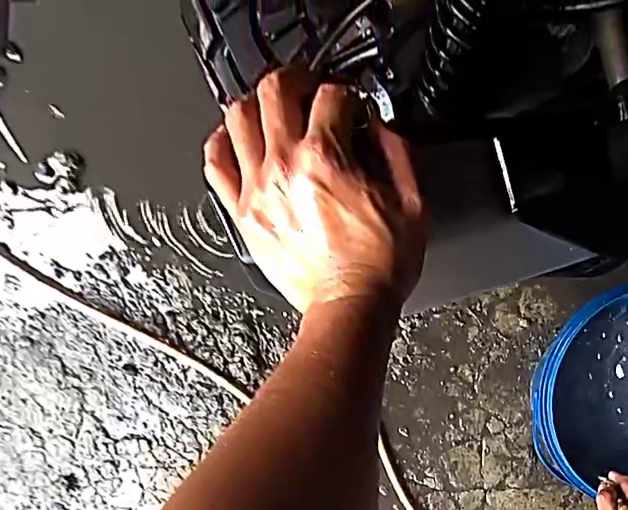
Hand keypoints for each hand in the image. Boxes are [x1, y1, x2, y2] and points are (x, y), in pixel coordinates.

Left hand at [203, 67, 426, 312]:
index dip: (346, 95)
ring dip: (258, 105)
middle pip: (275, 88)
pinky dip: (223, 142)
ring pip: (238, 115)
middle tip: (309, 95)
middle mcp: (285, 168)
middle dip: (298, 82)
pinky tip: (239, 143)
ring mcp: (259, 190)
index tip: (351, 110)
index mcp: (327, 160)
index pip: (330, 95)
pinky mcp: (245, 215)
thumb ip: (397, 153)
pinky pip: (215, 162)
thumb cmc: (378, 269)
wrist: (351, 309)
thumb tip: (379, 125)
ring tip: (274, 115)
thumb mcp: (412, 206)